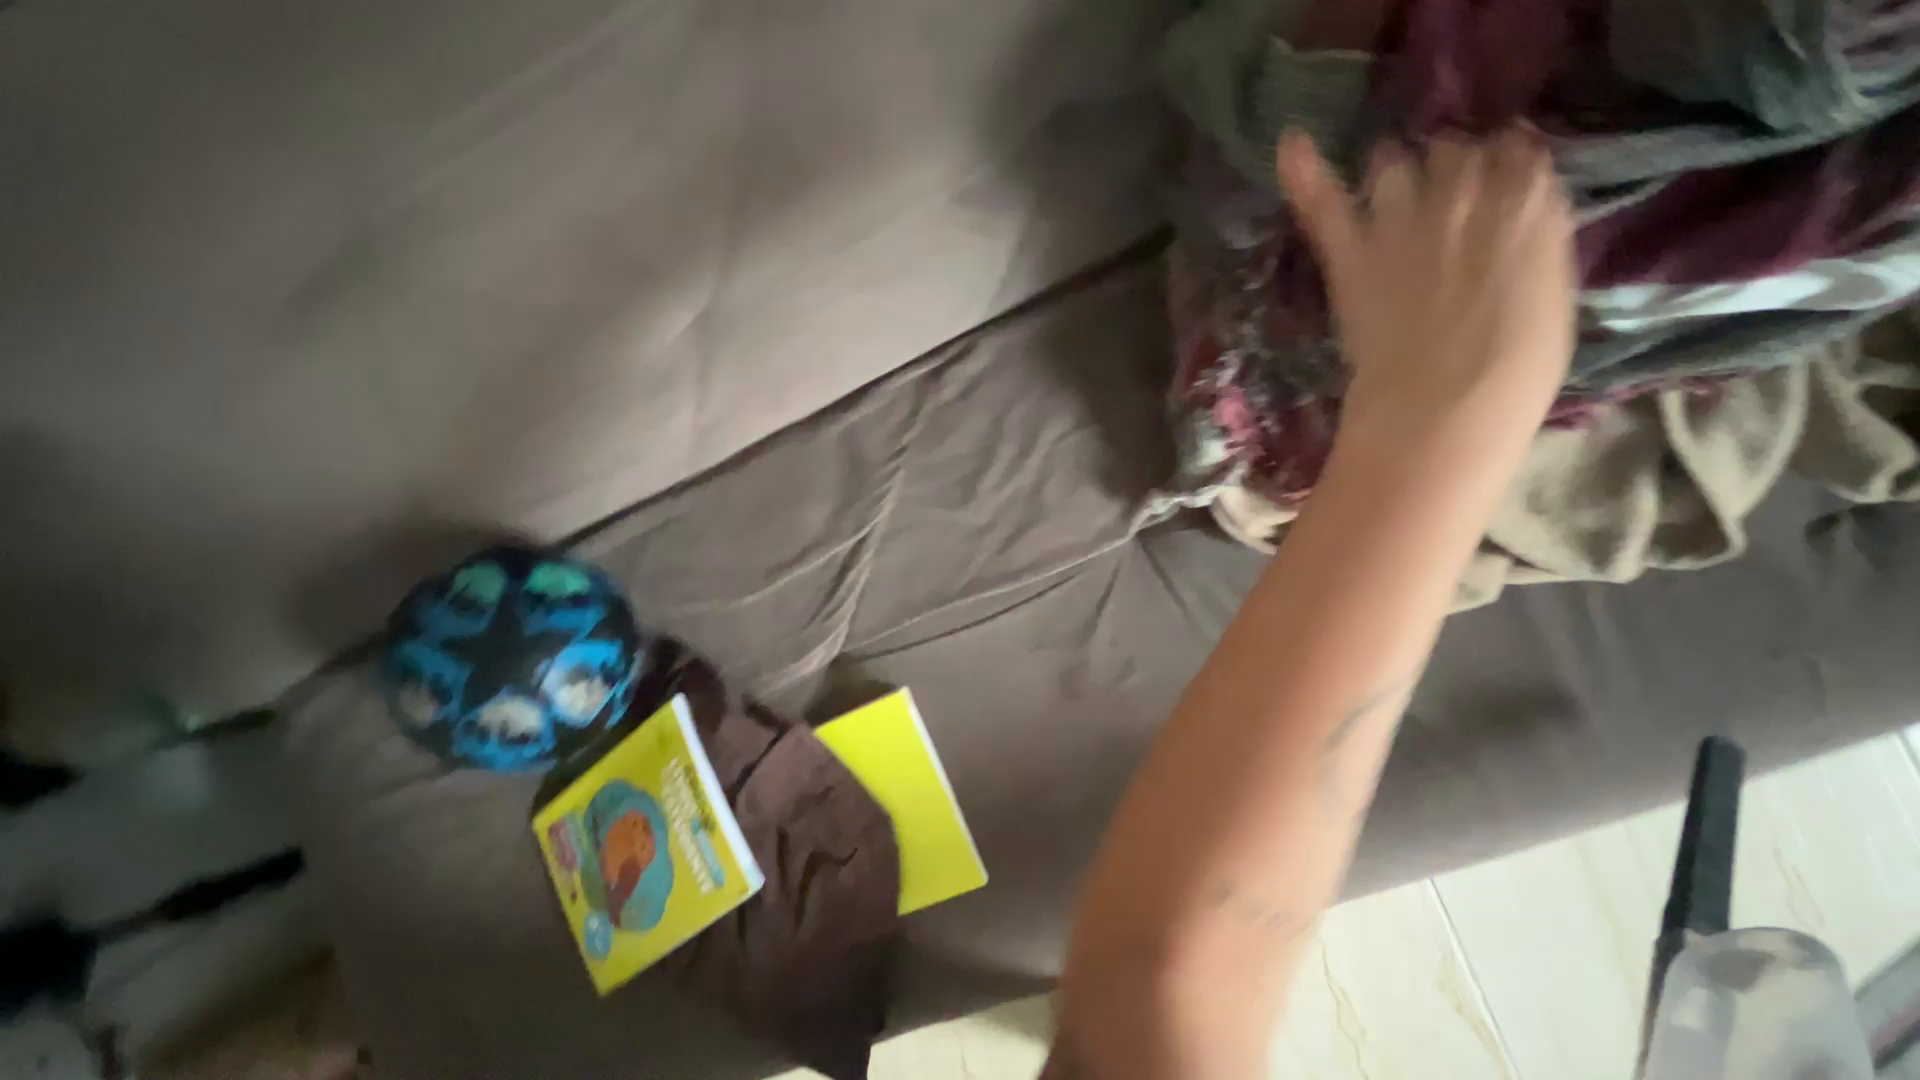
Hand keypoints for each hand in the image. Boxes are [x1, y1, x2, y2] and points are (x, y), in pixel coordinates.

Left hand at [1276, 127, 1576, 438]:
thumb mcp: (1552, 297)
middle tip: (1438, 205)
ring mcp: (1401, 218)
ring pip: (1392, 163)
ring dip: (1390, 176)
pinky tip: (1290, 145)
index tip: (1490, 186)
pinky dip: (1304, 173)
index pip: (1514, 151)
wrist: (1445, 403)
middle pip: (1450, 151)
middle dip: (1444, 170)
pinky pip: (1321, 200)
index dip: (1497, 168)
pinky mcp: (1350, 251)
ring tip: (1386, 201)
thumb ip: (1532, 244)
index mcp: (1531, 204)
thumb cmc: (1515, 371)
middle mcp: (1466, 193)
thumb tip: (1519, 222)